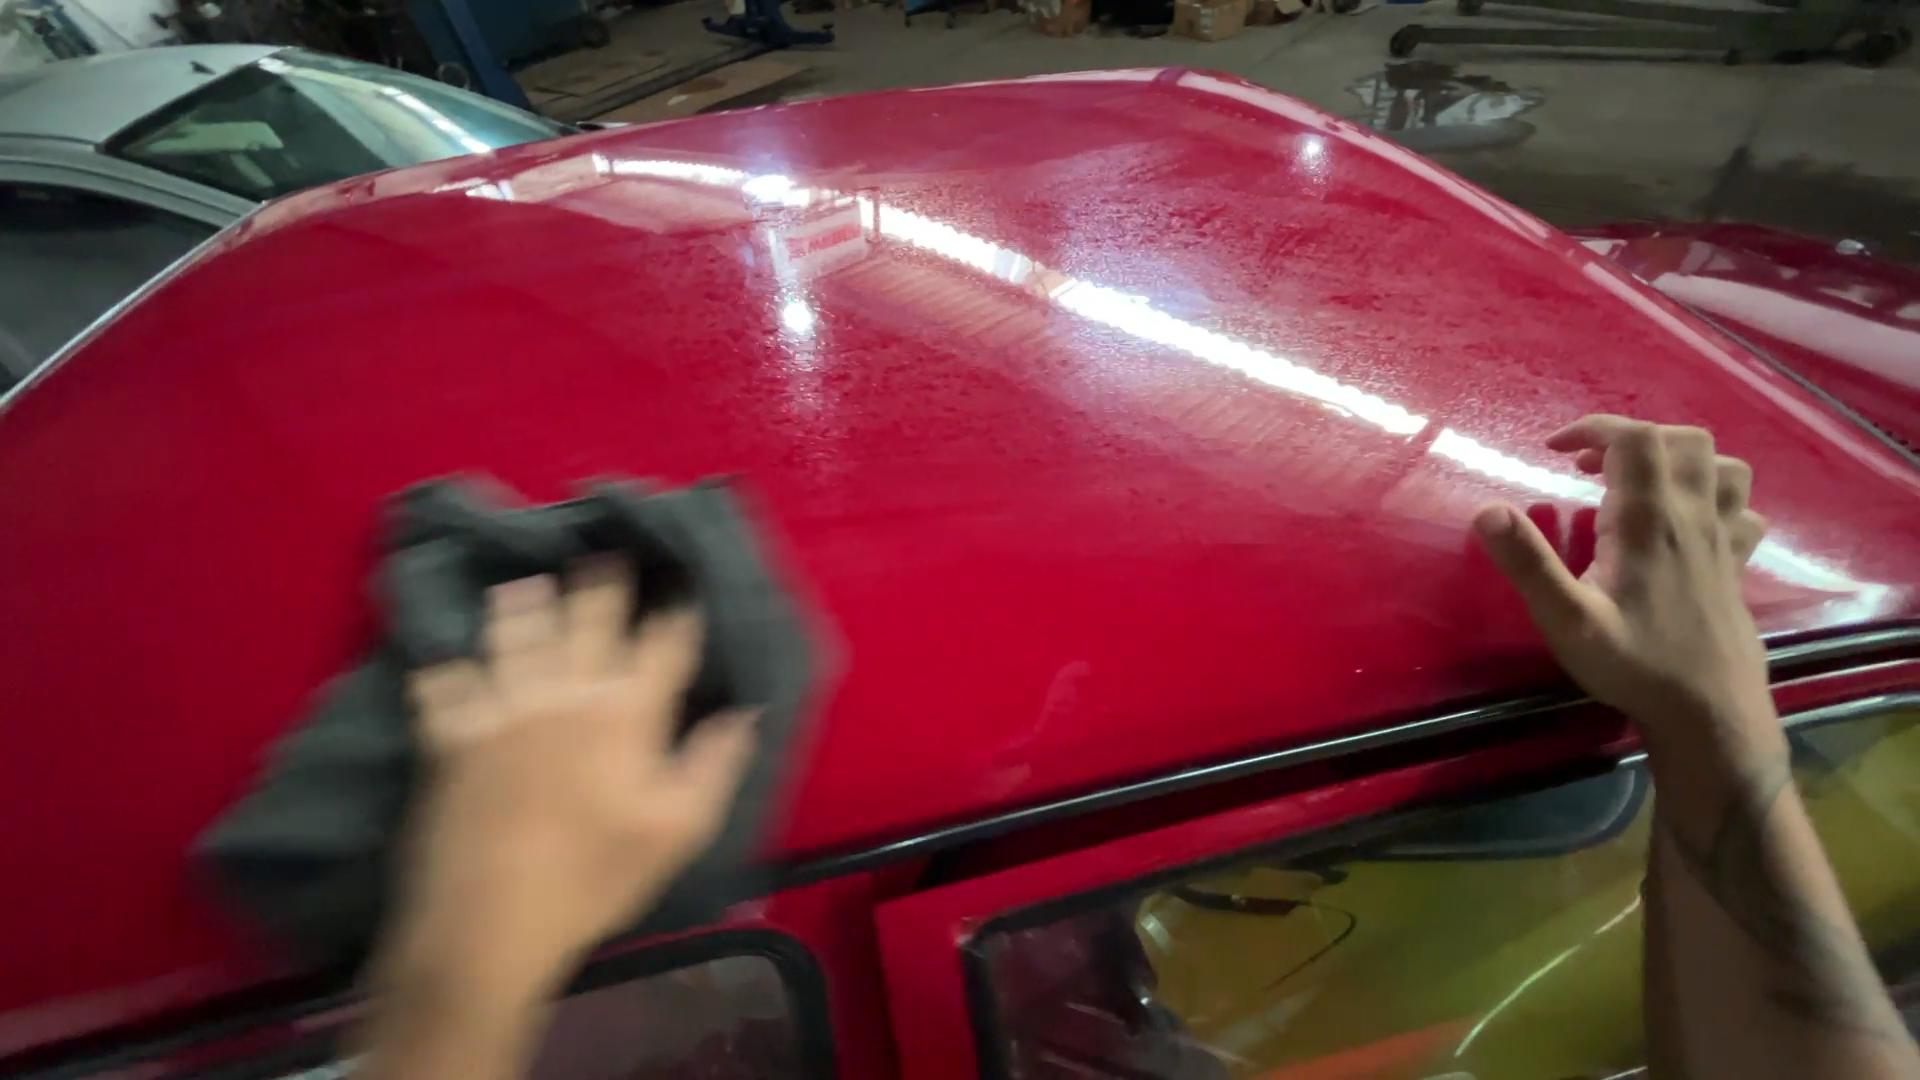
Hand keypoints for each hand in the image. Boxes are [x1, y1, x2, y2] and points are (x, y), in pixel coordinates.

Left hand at [384, 558, 758, 998]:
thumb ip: (715, 764)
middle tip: (606, 554)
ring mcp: (504, 711)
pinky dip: (443, 666)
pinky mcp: (451, 739)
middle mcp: (566, 694)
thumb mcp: (680, 830)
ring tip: (527, 581)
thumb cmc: (595, 877)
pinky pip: (444, 688)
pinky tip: (439, 652)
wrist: (487, 929)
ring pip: (515, 639)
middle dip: (602, 585)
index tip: (683, 584)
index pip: (662, 645)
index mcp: (626, 713)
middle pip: (589, 622)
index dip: (677, 611)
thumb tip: (746, 712)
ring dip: (523, 606)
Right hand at [1472, 415, 1771, 745]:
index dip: (1593, 430)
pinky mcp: (1735, 565)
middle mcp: (1694, 520)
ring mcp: (1723, 541)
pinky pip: (1740, 506)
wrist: (1710, 713)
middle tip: (1582, 466)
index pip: (1636, 441)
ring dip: (1674, 458)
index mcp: (1650, 523)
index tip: (1551, 451)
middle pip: (1683, 441)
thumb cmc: (1630, 663)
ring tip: (1629, 481)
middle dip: (1628, 437)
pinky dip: (1710, 493)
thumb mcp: (1564, 617)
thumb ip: (1527, 562)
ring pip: (1720, 466)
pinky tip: (1680, 516)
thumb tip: (1486, 509)